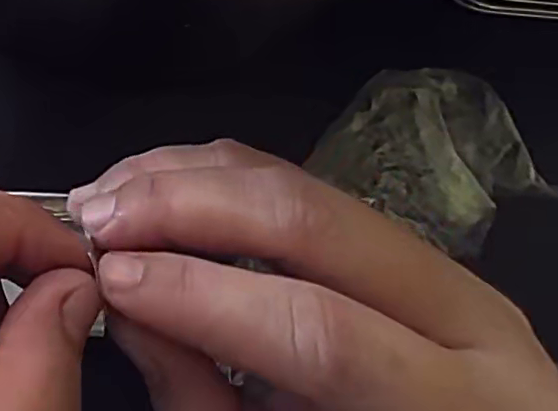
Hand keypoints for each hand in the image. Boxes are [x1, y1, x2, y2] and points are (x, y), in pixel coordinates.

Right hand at [69, 140, 557, 410]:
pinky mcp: (377, 223)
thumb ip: (204, 396)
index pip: (319, 327)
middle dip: (184, 205)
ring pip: (285, 173)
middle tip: (99, 215)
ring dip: (181, 173)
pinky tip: (148, 179)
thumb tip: (125, 302)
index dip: (203, 294)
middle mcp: (457, 303)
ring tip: (105, 192)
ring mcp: (421, 249)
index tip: (112, 275)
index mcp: (458, 401)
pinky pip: (280, 170)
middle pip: (303, 215)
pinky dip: (202, 168)